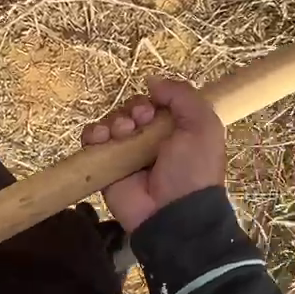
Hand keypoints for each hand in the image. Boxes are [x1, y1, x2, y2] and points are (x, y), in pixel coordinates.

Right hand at [81, 76, 226, 230]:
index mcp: (173, 131)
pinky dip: (93, 135)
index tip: (152, 112)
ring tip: (122, 135)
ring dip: (114, 122)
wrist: (172, 213)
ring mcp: (125, 154)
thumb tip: (152, 80)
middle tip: (138, 124)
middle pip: (130, 110)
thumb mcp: (203, 125)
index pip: (153, 104)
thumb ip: (182, 96)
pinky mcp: (105, 166)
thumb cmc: (192, 169)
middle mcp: (148, 140)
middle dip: (132, 111)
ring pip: (110, 122)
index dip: (150, 102)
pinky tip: (102, 139)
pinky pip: (92, 141)